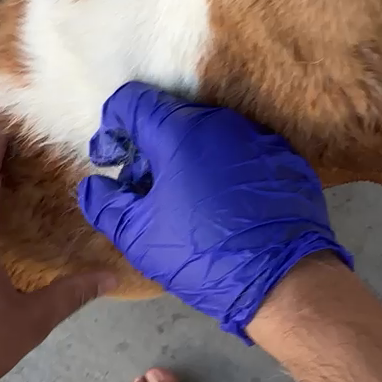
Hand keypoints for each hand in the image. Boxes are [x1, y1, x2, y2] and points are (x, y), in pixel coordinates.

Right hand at [77, 82, 350, 339]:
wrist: (285, 279)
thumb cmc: (204, 256)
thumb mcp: (139, 236)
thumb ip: (105, 204)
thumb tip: (95, 186)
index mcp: (181, 132)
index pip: (134, 102)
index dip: (112, 127)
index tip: (112, 160)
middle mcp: (223, 124)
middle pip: (173, 117)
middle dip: (150, 148)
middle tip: (144, 189)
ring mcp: (260, 139)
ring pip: (210, 135)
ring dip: (188, 158)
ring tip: (184, 201)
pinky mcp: (286, 160)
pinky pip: (243, 153)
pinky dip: (224, 169)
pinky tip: (223, 206)